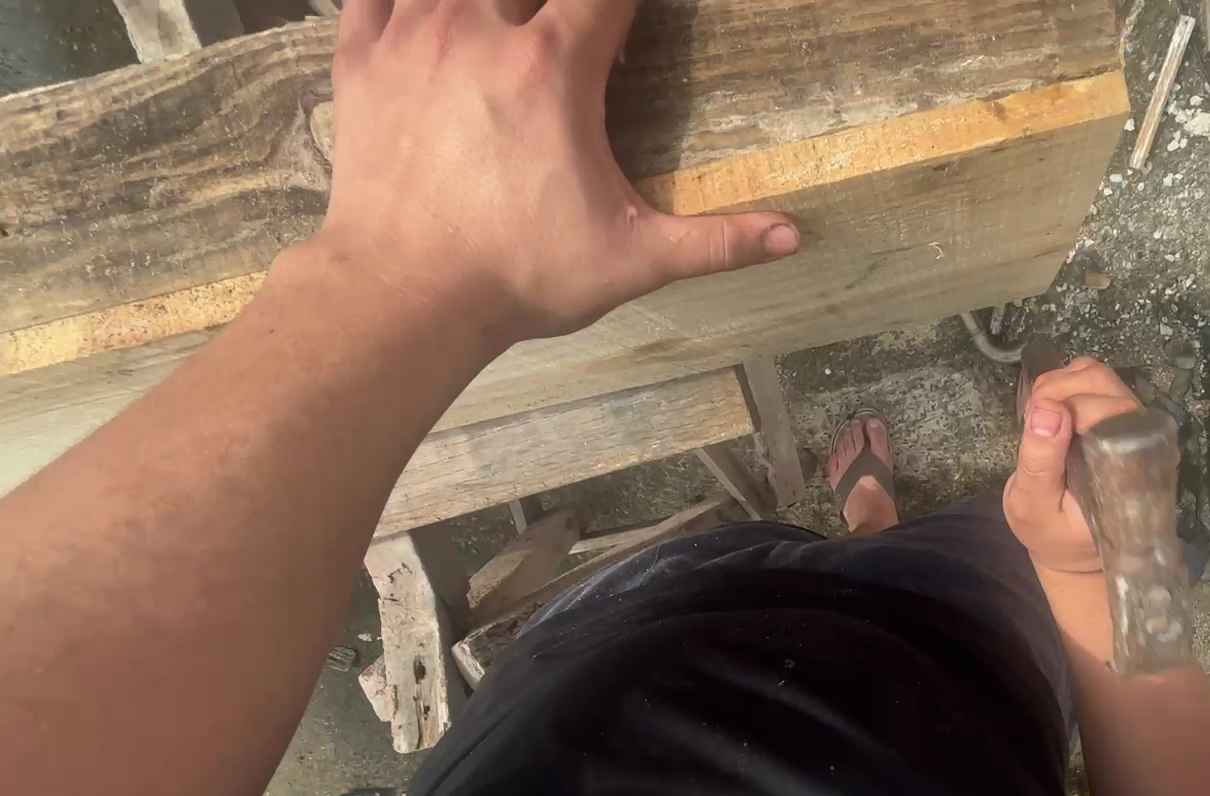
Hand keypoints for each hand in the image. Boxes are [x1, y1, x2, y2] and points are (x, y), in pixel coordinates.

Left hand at [311, 0, 798, 342]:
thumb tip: (793, 235)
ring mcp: (409, 34)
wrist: (409, 294)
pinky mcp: (358, 55)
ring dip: (495, 3)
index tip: (636, 16)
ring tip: (518, 31)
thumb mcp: (638, 261)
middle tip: (579, 38)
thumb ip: (718, 242)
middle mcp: (476, 28)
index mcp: (552, 70)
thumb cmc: (527, 275)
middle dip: (564, 1)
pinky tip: (436, 21)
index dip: (628, 0)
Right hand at [1003, 357, 1143, 573]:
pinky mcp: (1116, 417)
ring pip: (1096, 375)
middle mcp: (1140, 439)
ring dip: (1057, 386)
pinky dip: (1061, 386)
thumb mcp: (1032, 506)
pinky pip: (1091, 381)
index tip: (1035, 426)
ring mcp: (1130, 424)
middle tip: (1031, 422)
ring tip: (1037, 421)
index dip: (1067, 406)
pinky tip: (1048, 415)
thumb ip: (1040, 462)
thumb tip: (1048, 409)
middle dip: (1057, 389)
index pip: (1108, 410)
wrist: (1072, 548)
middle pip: (1102, 382)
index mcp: (1130, 466)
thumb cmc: (1052, 533)